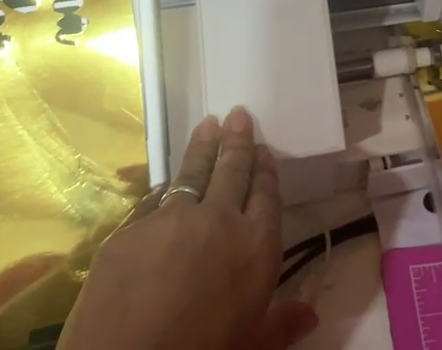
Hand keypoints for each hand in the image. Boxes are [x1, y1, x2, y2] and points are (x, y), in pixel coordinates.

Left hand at [60, 107, 316, 349]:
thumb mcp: (251, 344)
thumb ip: (279, 324)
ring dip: (202, 148)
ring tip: (208, 125)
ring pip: (192, 173)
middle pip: (232, 171)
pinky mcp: (131, 229)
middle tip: (238, 115)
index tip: (264, 150)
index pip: (266, 195)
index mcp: (256, 247)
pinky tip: (167, 181)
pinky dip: (166, 188)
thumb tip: (310, 316)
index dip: (265, 170)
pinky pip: (154, 200)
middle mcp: (219, 221)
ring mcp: (171, 219)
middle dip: (237, 142)